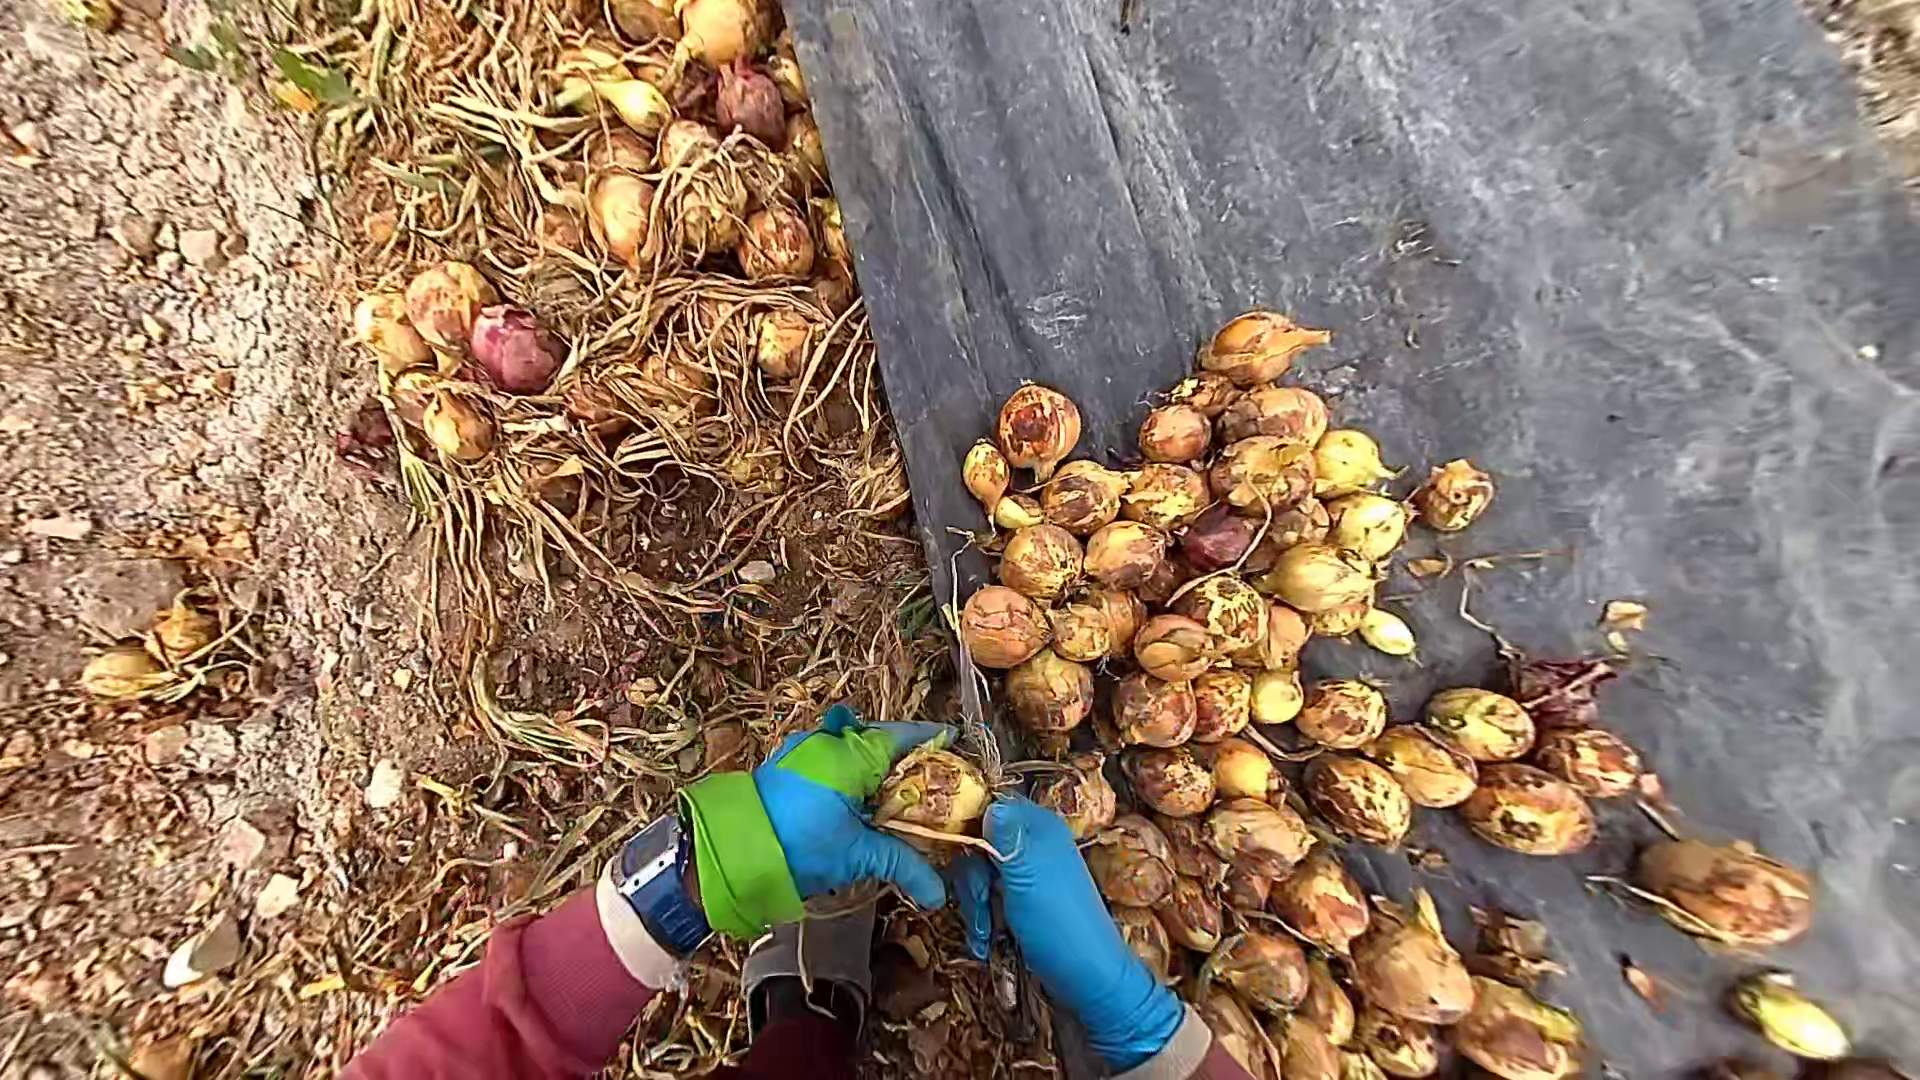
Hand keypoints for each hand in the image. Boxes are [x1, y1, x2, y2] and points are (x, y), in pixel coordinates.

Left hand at [680, 704, 949, 937]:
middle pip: (885, 739)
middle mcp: (834, 738)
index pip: (906, 735)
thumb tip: (938, 893)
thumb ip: (902, 864)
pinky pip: (837, 755)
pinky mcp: (793, 759)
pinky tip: (862, 797)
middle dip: (910, 758)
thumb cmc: (800, 843)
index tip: (955, 745)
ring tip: (902, 790)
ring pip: (860, 746)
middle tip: (933, 778)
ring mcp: (810, 745)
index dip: (933, 740)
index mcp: (854, 751)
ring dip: (882, 765)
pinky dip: (855, 770)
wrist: (731, 848)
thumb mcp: (855, 854)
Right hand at [952, 798, 1183, 1070]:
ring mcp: (1026, 869)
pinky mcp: (1020, 896)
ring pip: (979, 869)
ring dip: (974, 901)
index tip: (958, 850)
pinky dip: (983, 914)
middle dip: (971, 874)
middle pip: (979, 838)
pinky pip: (988, 893)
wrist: (1089, 980)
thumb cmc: (1059, 922)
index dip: (969, 823)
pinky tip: (987, 938)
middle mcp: (1030, 840)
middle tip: (980, 901)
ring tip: (984, 930)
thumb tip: (990, 802)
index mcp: (1037, 824)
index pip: (992, 802)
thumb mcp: (1027, 875)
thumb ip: (1006, 836)